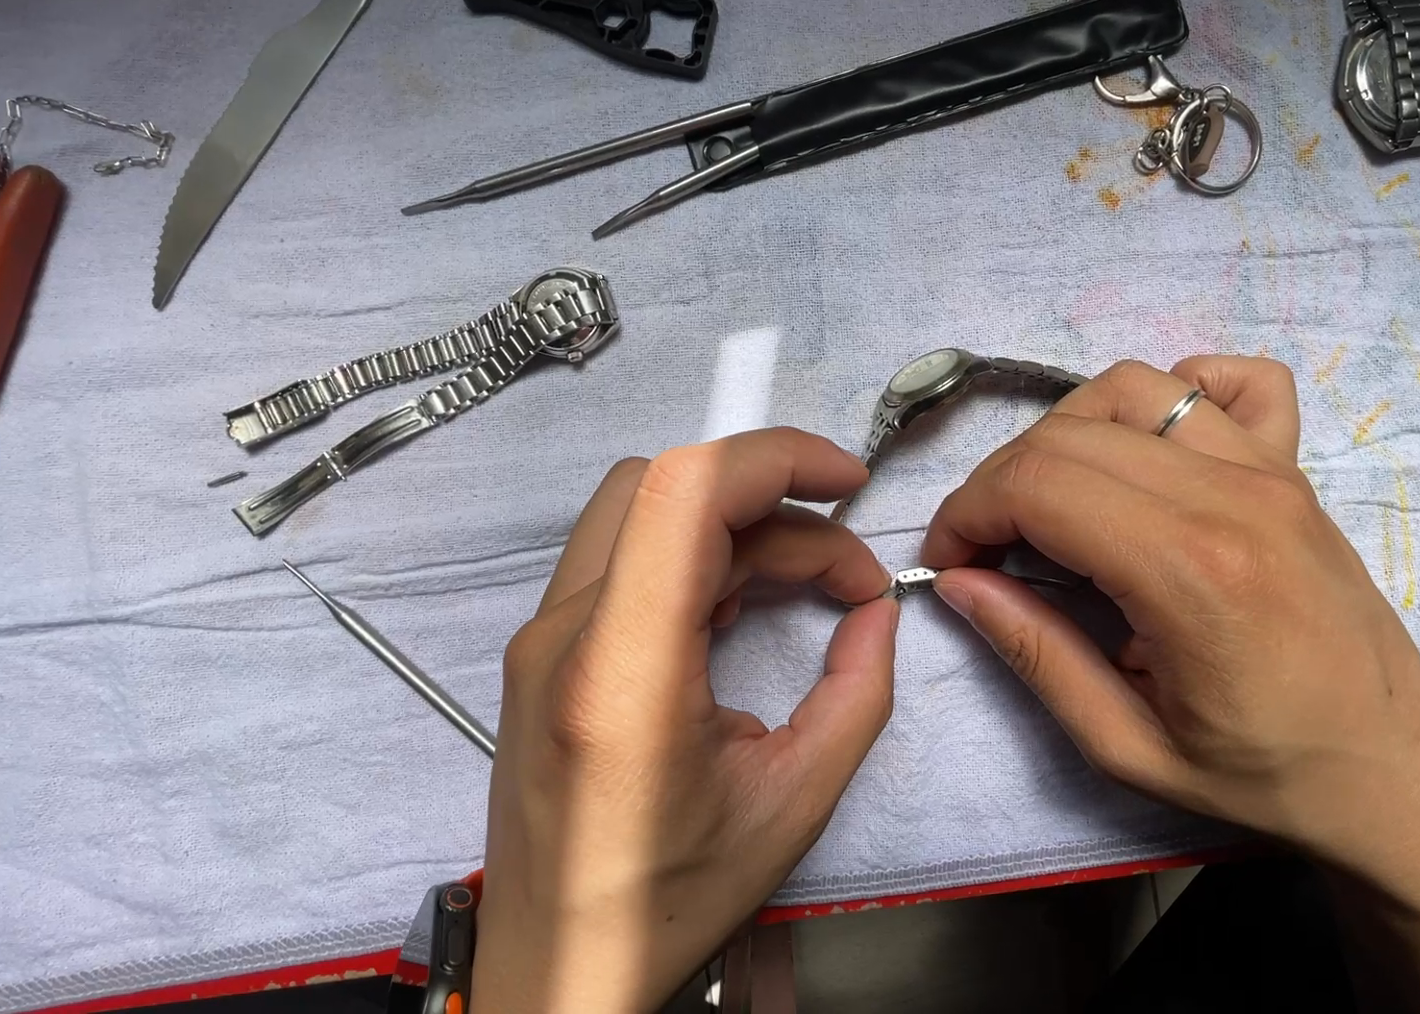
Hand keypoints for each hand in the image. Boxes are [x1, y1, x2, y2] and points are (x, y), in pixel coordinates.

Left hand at [475, 428, 896, 1012]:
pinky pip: (631, 554)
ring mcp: (542, 632)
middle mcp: (565, 631)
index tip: (850, 483)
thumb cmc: (671, 898)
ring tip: (804, 587)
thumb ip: (856, 692)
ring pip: (647, 509)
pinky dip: (701, 554)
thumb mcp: (794, 803)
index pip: (686, 492)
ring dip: (740, 526)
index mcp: (623, 670)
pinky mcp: (545, 643)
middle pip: (670, 486)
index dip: (777, 457)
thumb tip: (876, 611)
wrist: (555, 967)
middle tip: (844, 569)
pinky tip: (742, 607)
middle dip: (776, 500)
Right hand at [922, 357, 1419, 886]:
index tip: (947, 561)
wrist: (1398, 782)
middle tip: (985, 546)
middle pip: (1067, 435)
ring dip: (1063, 433)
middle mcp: (1233, 496)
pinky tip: (1151, 450)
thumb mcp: (1126, 747)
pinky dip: (1173, 393)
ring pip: (1131, 387)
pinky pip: (1234, 381)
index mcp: (1189, 573)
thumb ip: (1035, 654)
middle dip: (996, 482)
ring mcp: (1273, 471)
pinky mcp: (1296, 470)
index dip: (966, 513)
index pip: (1037, 485)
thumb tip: (959, 582)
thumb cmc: (1263, 780)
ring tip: (1052, 500)